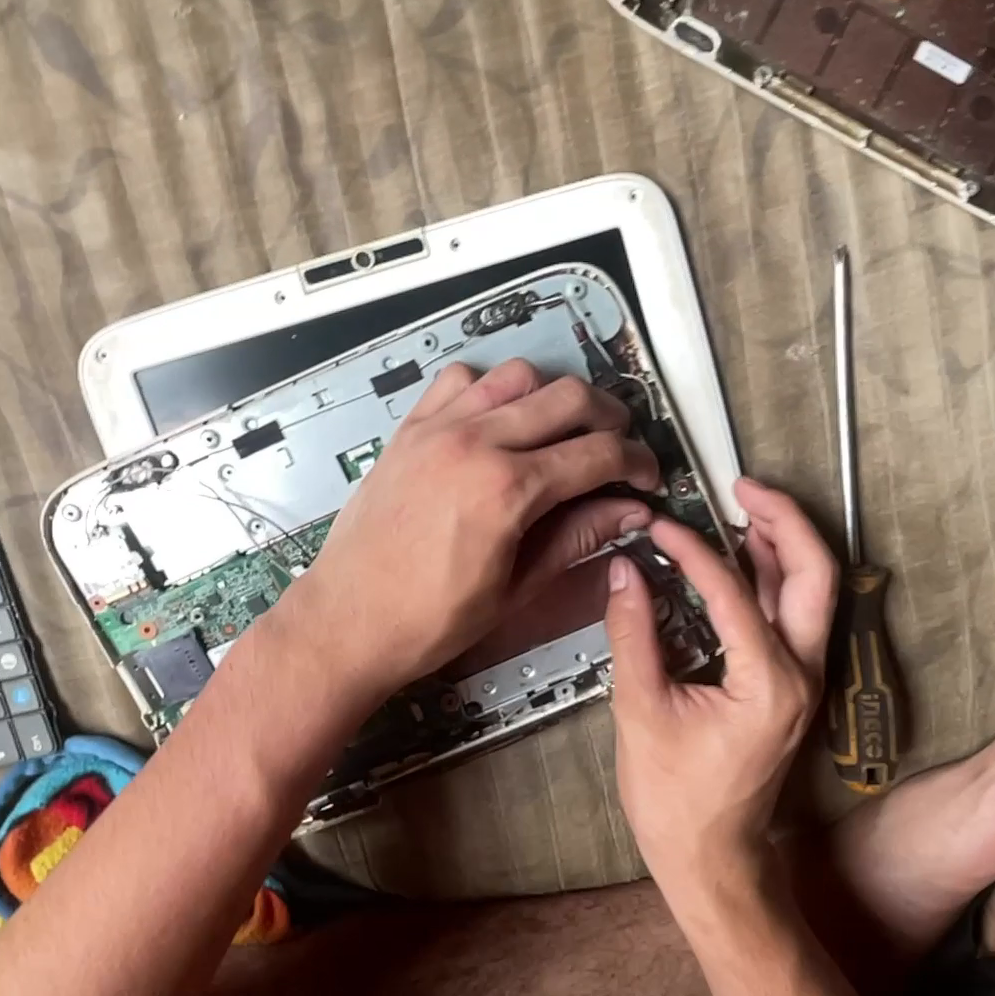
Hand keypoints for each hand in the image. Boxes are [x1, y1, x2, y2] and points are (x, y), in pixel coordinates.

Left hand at [292, 359, 660, 696]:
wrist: (347, 621)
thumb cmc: (428, 620)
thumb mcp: (516, 589)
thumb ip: (577, 538)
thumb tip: (629, 513)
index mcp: (507, 490)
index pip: (598, 453)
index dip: (637, 462)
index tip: (646, 476)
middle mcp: (475, 443)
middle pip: (569, 396)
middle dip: (610, 417)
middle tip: (617, 447)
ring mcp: (438, 428)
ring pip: (518, 375)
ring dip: (552, 394)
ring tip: (561, 429)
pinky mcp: (410, 428)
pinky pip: (460, 379)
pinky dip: (490, 387)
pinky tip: (497, 419)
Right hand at [608, 478, 838, 894]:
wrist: (712, 859)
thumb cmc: (680, 804)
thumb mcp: (641, 711)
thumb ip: (633, 632)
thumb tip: (626, 573)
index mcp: (769, 684)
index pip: (734, 590)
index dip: (694, 550)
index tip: (661, 527)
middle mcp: (801, 676)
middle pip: (815, 574)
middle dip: (783, 520)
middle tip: (743, 487)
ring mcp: (802, 680)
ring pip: (812, 589)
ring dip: (782, 542)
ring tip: (744, 508)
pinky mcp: (789, 684)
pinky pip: (792, 612)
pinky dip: (772, 574)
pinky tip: (743, 556)